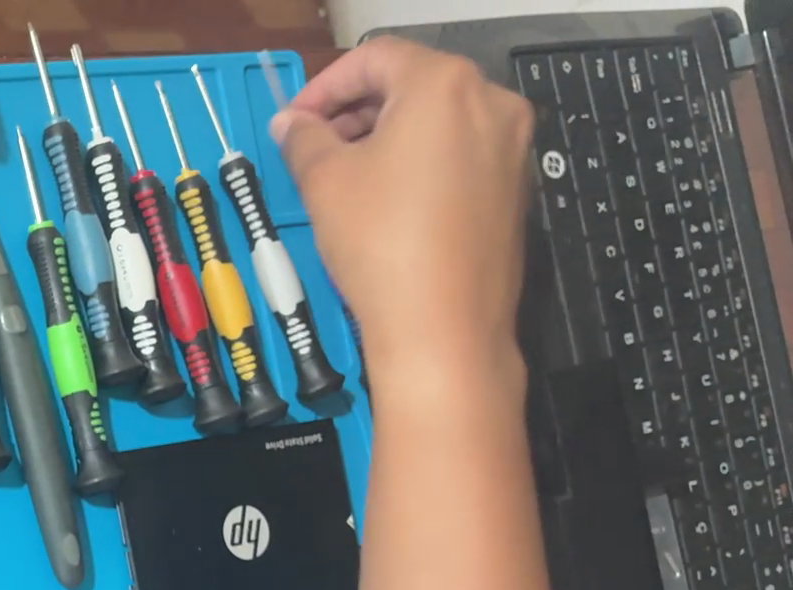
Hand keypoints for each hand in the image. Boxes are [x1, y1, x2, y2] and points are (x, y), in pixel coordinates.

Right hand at [273, 37, 535, 395]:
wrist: (441, 318)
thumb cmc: (378, 240)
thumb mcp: (324, 184)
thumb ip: (304, 141)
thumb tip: (292, 123)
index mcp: (443, 85)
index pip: (376, 58)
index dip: (323, 85)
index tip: (290, 123)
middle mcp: (490, 99)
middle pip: (410, 84)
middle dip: (352, 112)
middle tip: (308, 152)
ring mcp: (510, 142)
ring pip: (434, 121)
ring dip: (381, 138)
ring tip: (340, 181)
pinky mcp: (511, 184)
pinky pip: (454, 154)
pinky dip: (412, 163)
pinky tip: (381, 204)